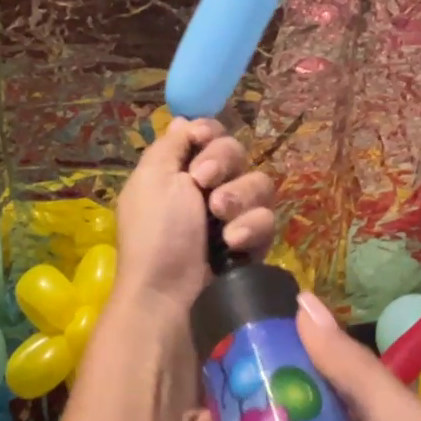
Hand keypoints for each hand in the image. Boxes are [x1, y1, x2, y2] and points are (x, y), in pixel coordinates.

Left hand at [114, 117, 276, 310]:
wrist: (170, 301)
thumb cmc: (155, 235)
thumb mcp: (152, 178)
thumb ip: (173, 144)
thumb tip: (186, 120)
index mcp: (177, 172)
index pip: (210, 134)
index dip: (211, 135)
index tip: (200, 145)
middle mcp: (207, 189)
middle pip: (237, 152)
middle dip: (224, 165)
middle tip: (205, 188)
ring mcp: (233, 217)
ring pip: (259, 183)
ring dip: (239, 198)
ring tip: (221, 222)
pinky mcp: (252, 244)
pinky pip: (268, 219)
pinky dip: (251, 229)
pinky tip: (234, 245)